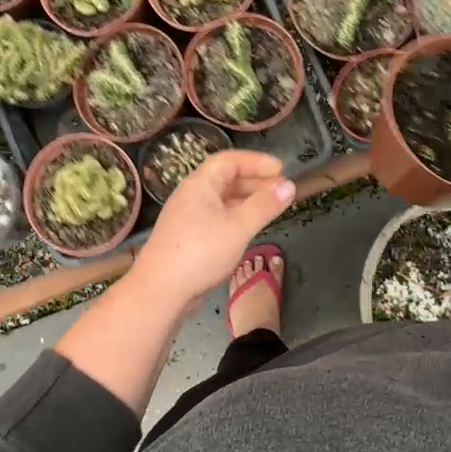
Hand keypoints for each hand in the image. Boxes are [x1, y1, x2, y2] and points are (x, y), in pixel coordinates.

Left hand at [128, 150, 294, 309]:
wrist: (160, 290)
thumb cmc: (201, 252)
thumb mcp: (238, 227)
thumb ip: (265, 205)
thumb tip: (290, 186)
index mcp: (200, 184)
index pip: (229, 160)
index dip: (256, 162)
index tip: (281, 169)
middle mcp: (192, 195)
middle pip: (226, 179)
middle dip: (256, 181)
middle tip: (283, 190)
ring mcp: (188, 217)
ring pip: (222, 200)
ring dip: (248, 200)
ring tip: (272, 208)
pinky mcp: (188, 237)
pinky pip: (217, 217)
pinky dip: (237, 216)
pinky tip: (250, 228)